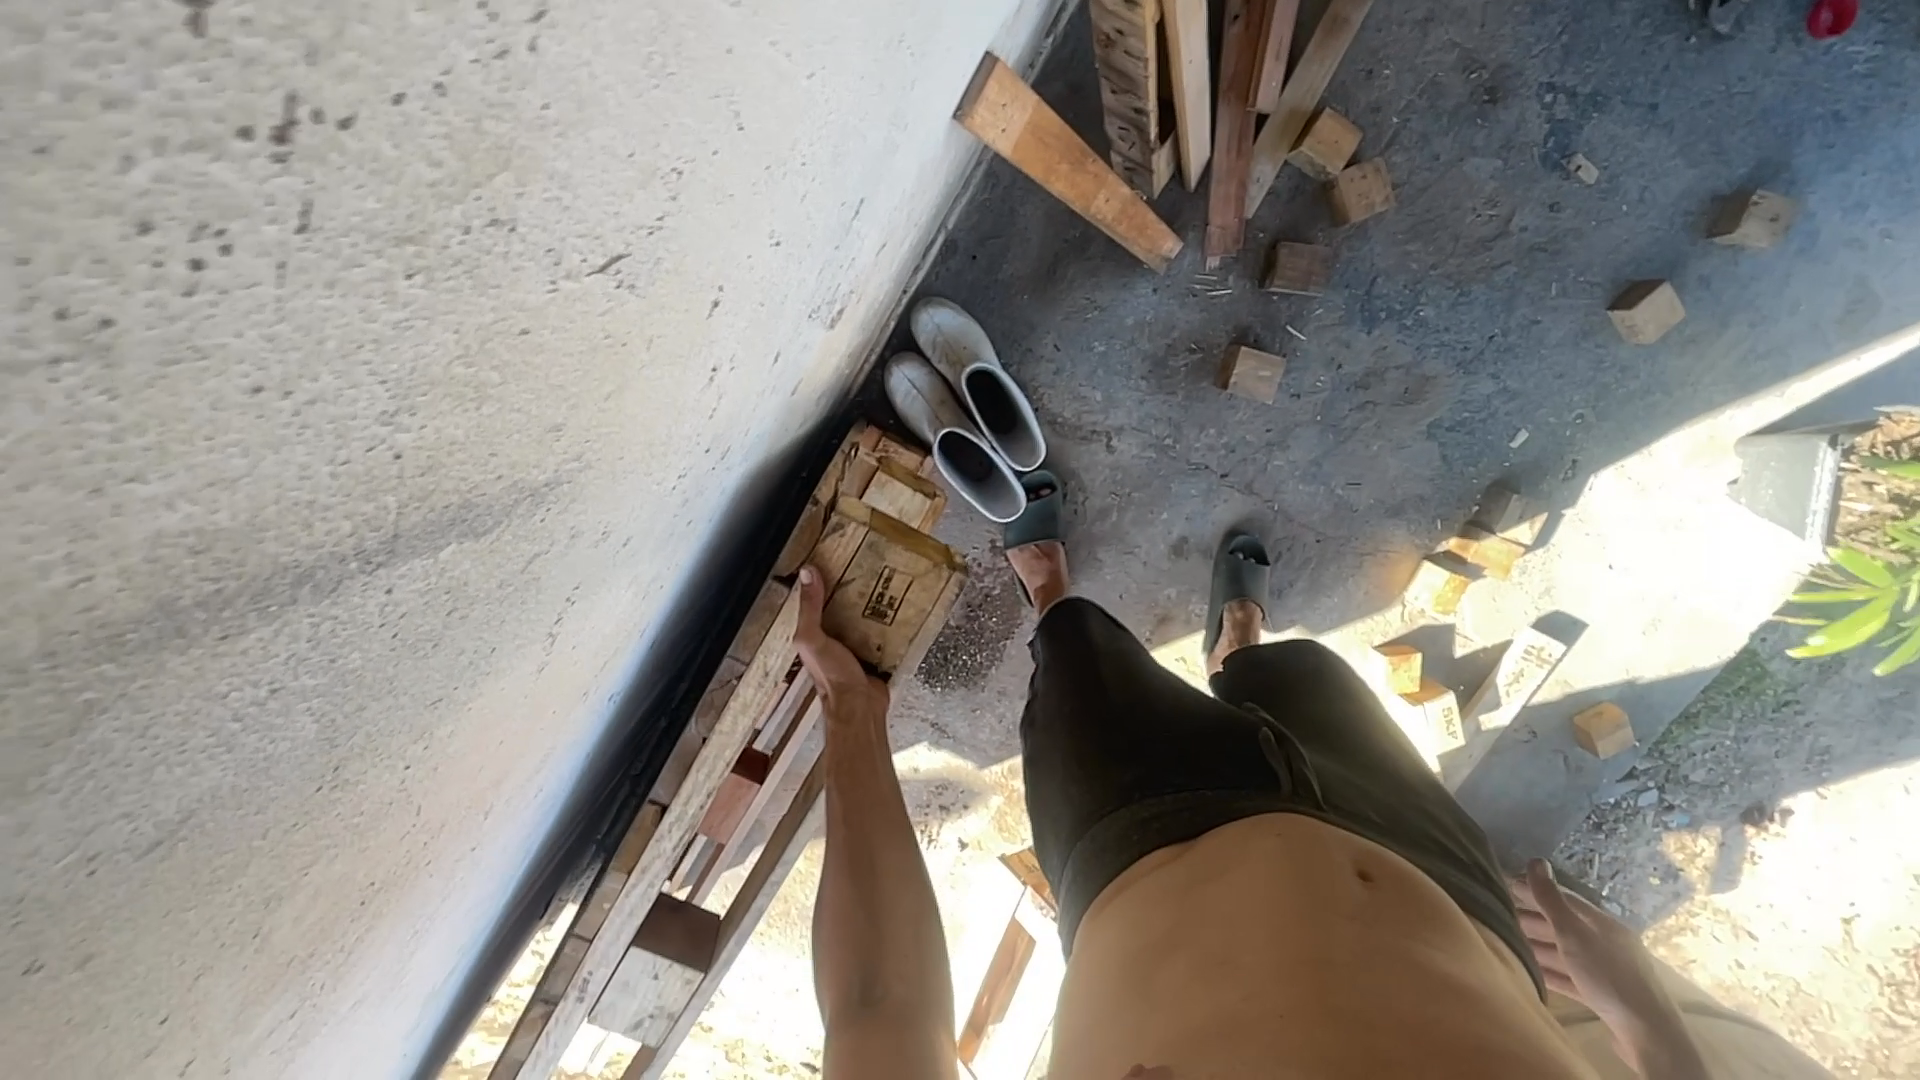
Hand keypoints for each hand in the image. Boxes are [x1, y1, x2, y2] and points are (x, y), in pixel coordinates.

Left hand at [793, 564, 888, 720]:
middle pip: (842, 606)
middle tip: (869, 562)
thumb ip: (809, 608)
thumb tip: (807, 572)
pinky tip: (899, 604)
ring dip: (873, 602)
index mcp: (812, 633)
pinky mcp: (875, 652)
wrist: (861, 707)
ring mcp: (854, 645)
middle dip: (853, 588)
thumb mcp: (812, 638)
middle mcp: (832, 637)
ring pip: (863, 617)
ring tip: (887, 577)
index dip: (823, 579)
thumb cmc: (832, 675)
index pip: (815, 599)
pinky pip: (881, 631)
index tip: (838, 555)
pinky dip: (888, 620)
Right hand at [1514, 860, 1705, 1078]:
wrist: (1648, 1036)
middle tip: (1497, 911)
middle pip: (1562, 924)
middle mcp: (1605, 943)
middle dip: (1530, 917)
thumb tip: (1535, 861)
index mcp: (1602, 924)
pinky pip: (1568, 975)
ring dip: (1536, 944)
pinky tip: (1528, 969)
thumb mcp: (1574, 933)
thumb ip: (1550, 899)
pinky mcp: (1601, 995)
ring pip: (1563, 951)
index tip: (1502, 884)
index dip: (1533, 889)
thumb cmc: (1608, 975)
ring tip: (1504, 938)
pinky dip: (1548, 970)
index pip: (1562, 898)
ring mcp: (1604, 970)